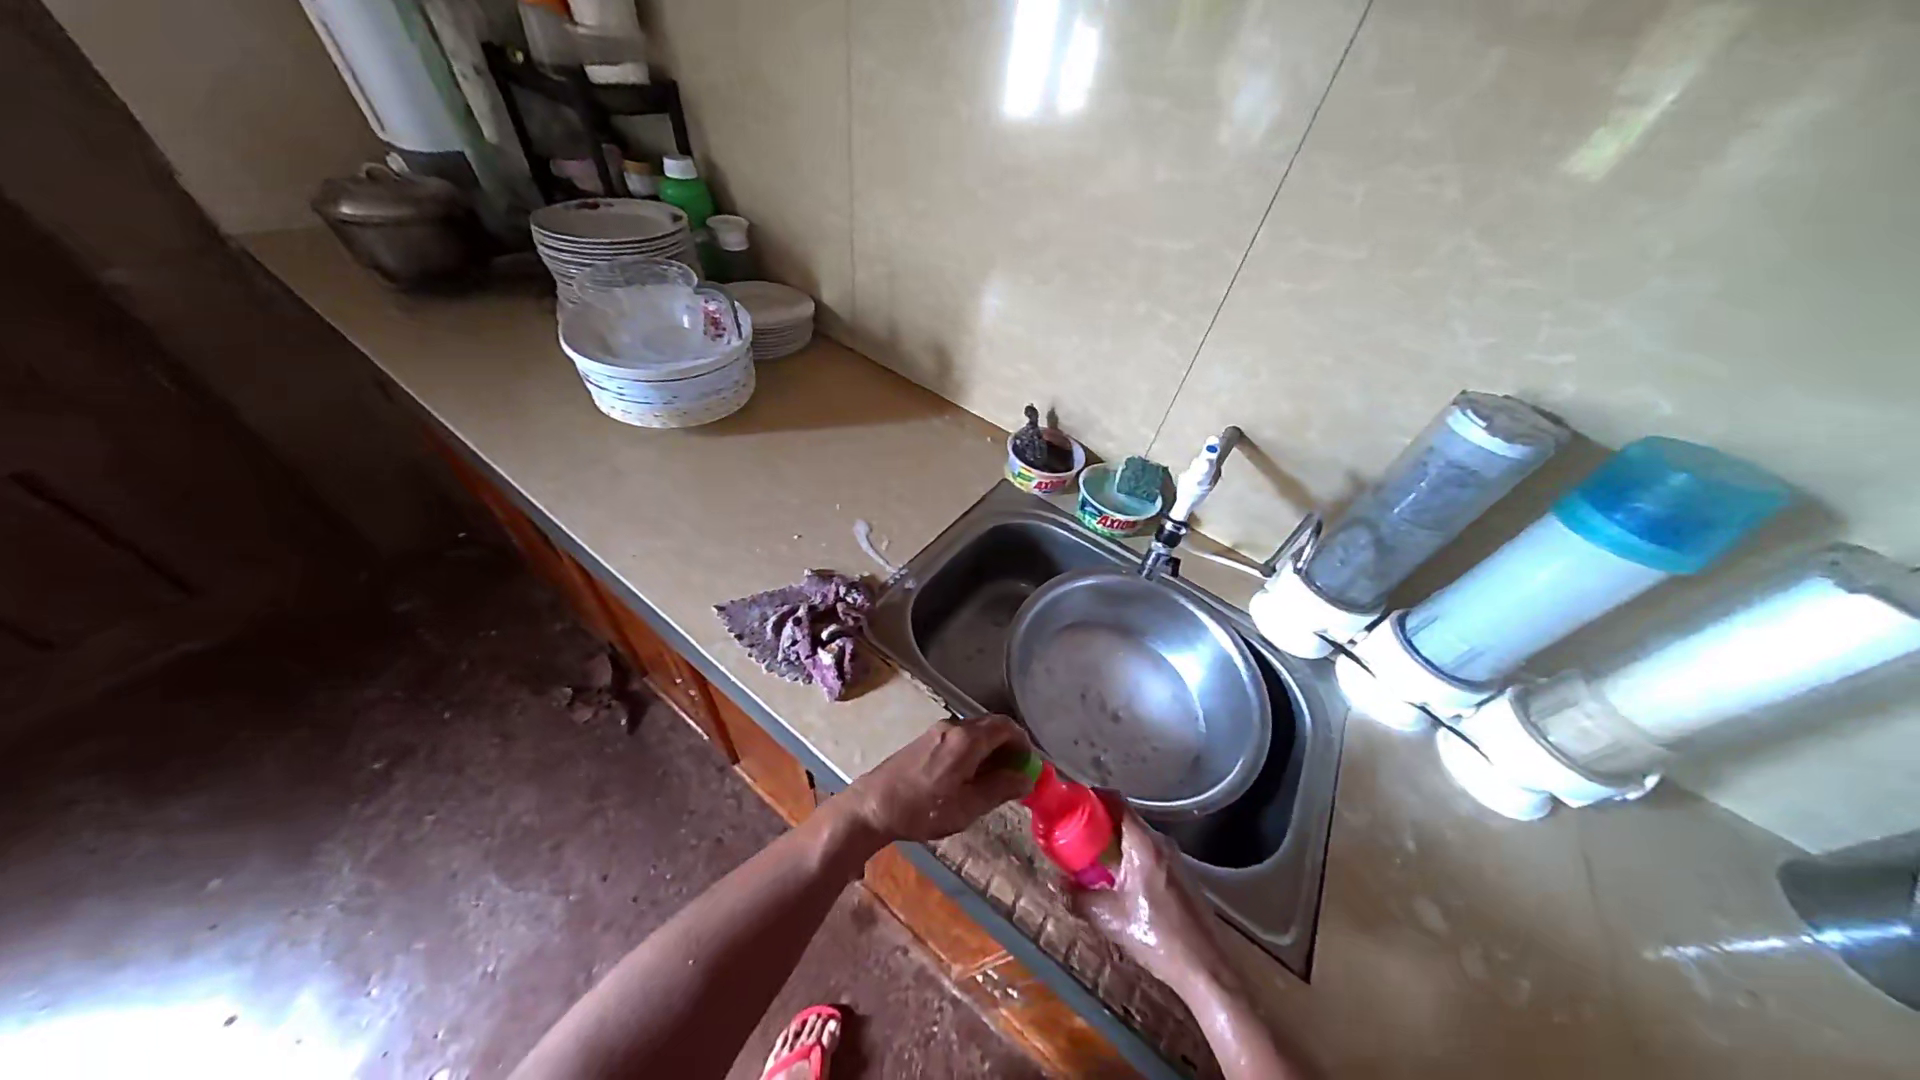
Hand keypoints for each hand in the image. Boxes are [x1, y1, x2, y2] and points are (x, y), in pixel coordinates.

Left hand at [840, 714, 1031, 842]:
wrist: (872, 806)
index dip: (1023, 743)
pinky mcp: (925, 740)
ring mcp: (937, 730)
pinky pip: (960, 737)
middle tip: (1015, 775)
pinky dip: (974, 751)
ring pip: (975, 732)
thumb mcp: (967, 807)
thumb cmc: (921, 810)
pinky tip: (969, 777)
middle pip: (991, 726)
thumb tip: (1026, 778)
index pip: (1006, 726)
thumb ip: (1000, 789)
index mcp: (966, 739)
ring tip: (994, 780)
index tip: (1029, 766)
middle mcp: (953, 726)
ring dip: (991, 749)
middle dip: (1008, 747)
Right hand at [1070, 795, 1235, 995]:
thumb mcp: (1109, 919)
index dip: (1092, 797)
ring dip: (1113, 842)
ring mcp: (1174, 858)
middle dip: (1097, 823)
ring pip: (1136, 837)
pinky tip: (1117, 882)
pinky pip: (1148, 853)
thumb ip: (1077, 897)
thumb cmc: (1157, 937)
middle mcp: (1161, 843)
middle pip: (1124, 818)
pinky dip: (1129, 856)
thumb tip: (1054, 884)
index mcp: (1144, 844)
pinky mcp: (1180, 875)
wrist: (1207, 968)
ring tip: (1090, 859)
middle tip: (1073, 836)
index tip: (1071, 804)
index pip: (1116, 801)